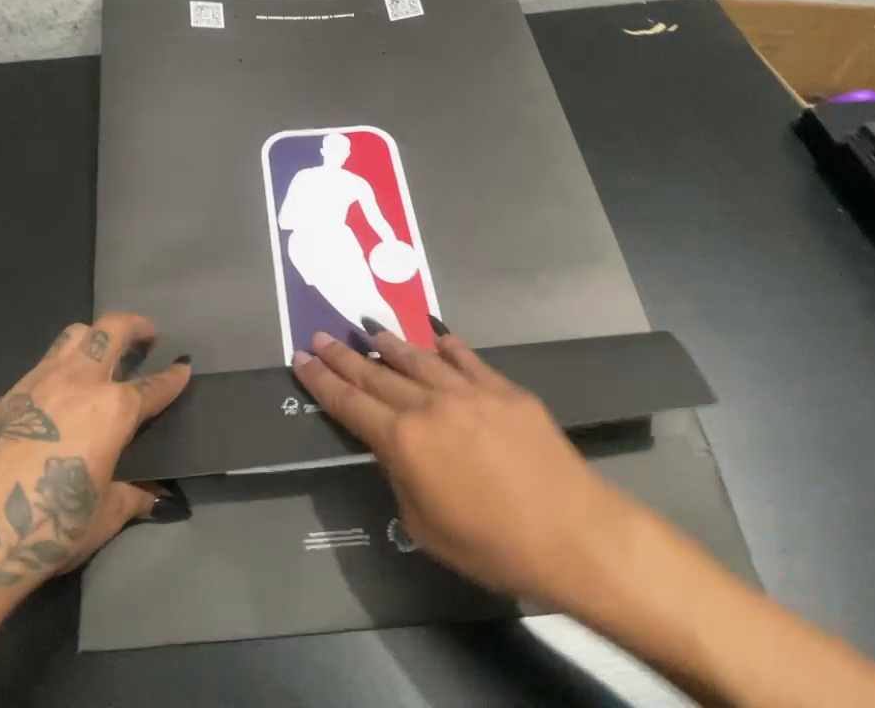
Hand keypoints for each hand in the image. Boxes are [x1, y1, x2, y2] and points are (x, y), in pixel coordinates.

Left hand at [0, 314, 191, 707]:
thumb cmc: (52, 527)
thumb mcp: (106, 516)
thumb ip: (134, 496)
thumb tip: (155, 496)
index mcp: (113, 409)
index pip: (153, 386)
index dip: (173, 378)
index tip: (184, 369)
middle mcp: (78, 382)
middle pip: (110, 330)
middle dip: (135, 326)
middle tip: (147, 334)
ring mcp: (36, 383)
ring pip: (71, 337)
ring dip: (94, 337)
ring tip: (102, 353)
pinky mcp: (4, 397)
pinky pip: (40, 367)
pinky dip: (59, 369)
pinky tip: (57, 397)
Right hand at [291, 321, 634, 607]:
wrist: (574, 534)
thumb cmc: (491, 546)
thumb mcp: (424, 526)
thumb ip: (401, 478)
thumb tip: (398, 450)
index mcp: (403, 441)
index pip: (350, 405)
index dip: (321, 382)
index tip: (301, 360)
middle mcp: (430, 405)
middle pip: (376, 375)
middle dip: (343, 357)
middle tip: (320, 337)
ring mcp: (470, 392)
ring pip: (418, 359)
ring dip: (388, 344)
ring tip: (366, 329)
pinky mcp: (505, 391)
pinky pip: (467, 359)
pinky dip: (446, 345)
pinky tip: (434, 335)